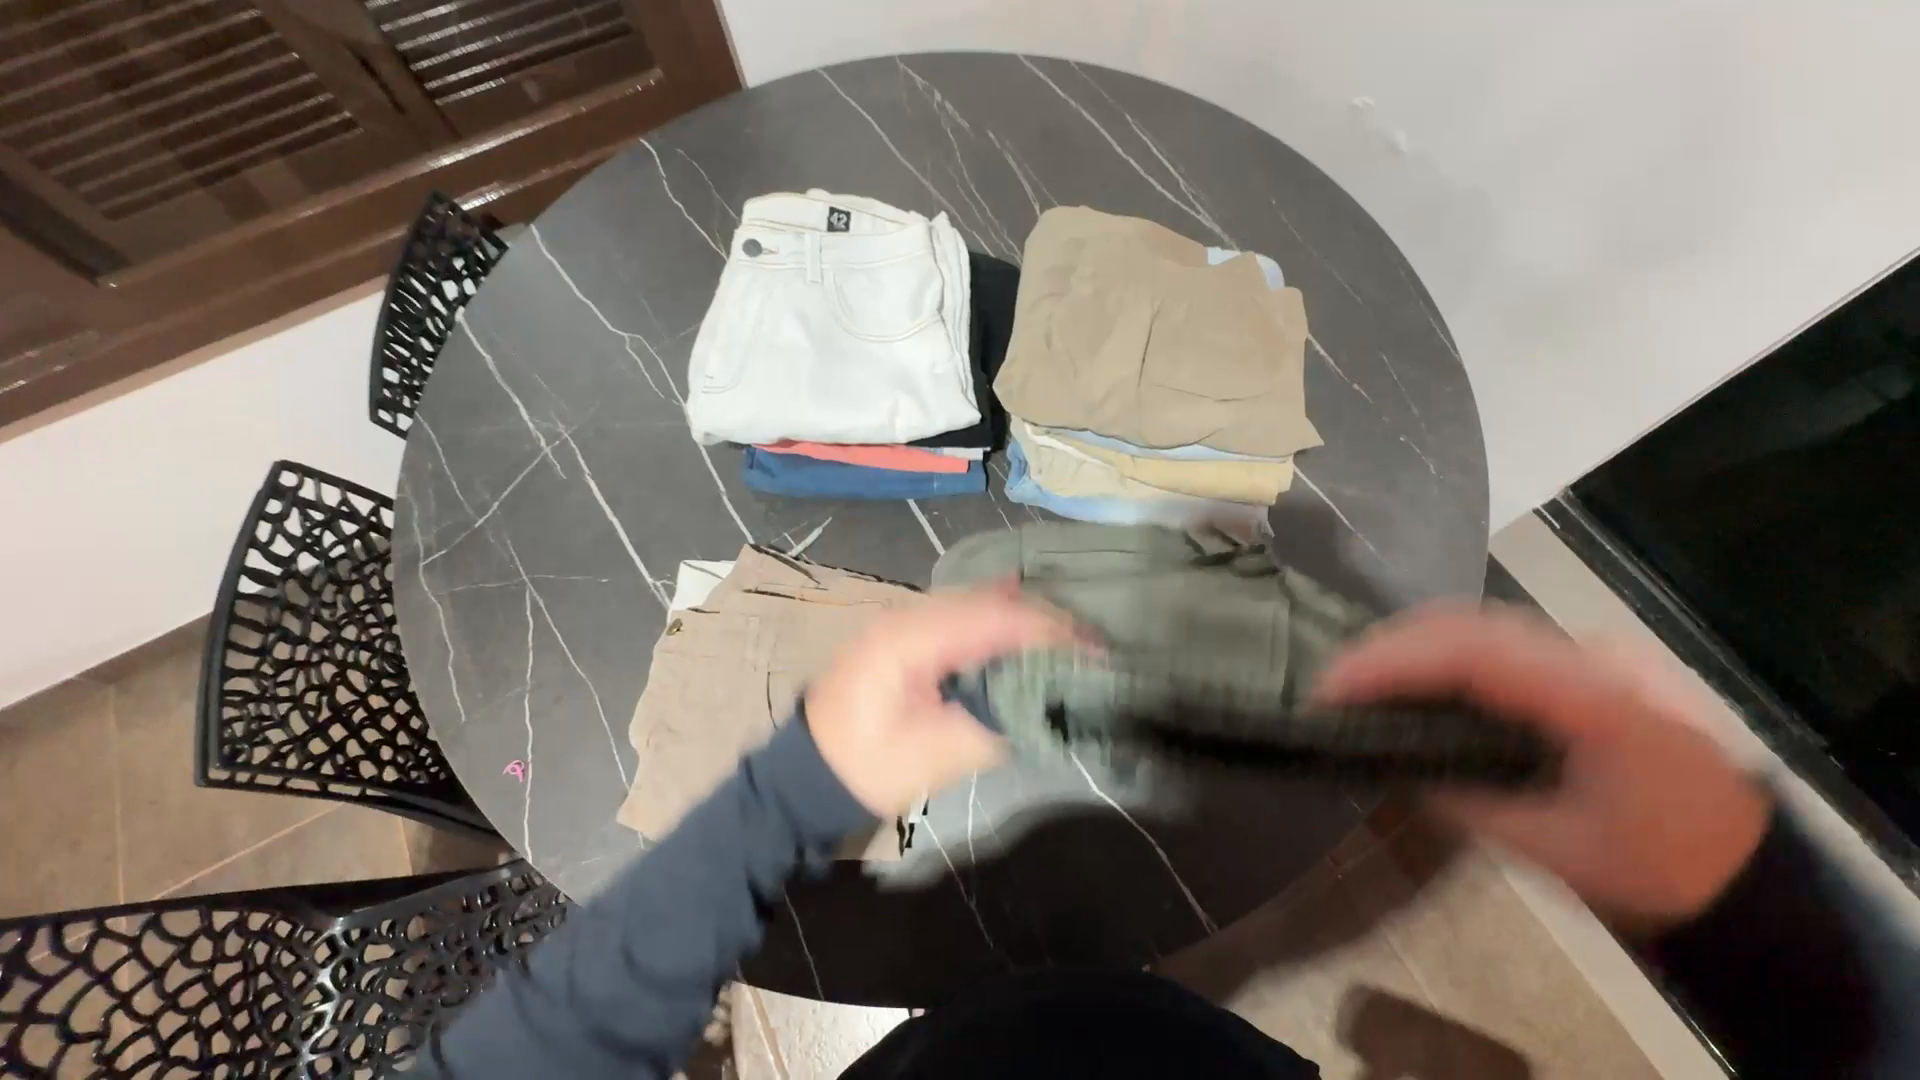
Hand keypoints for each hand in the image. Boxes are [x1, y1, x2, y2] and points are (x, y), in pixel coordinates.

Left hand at [805, 589, 1079, 816]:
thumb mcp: (933, 756)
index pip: (992, 621)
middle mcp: (906, 617)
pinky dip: (990, 611)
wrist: (806, 772)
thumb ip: (990, 724)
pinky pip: (955, 613)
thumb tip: (1039, 703)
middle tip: (1091, 638)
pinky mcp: (902, 636)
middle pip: (985, 603)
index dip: (1047, 630)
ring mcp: (901, 622)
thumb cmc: (867, 767)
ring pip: (972, 602)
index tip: (1092, 646)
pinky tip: (1014, 594)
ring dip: (1020, 613)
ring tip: (1068, 628)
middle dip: (1041, 617)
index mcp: (911, 641)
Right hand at [1315, 604, 1772, 929]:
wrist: (1755, 870)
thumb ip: (1464, 799)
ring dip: (1409, 645)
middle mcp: (1598, 658)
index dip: (1391, 662)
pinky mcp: (1588, 661)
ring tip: (1356, 681)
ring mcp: (1597, 651)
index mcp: (1599, 703)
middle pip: (1469, 623)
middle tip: (1330, 688)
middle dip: (1387, 648)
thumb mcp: (1554, 850)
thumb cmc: (1660, 871)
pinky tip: (1410, 679)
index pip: (1473, 654)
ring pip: (1479, 622)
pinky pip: (1497, 639)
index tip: (1329, 690)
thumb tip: (1390, 762)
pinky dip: (1439, 652)